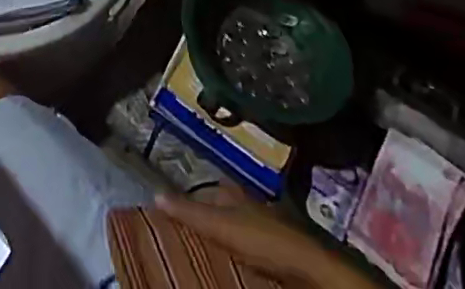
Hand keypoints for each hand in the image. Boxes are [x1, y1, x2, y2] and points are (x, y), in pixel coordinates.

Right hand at [154, 192, 376, 288]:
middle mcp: (249, 206)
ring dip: (222, 244)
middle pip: (220, 212)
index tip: (169, 217)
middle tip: (183, 240)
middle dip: (204, 223)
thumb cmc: (261, 241)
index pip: (204, 192)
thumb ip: (188, 212)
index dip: (187, 203)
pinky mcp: (278, 255)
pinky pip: (250, 254)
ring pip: (236, 233)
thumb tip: (154, 193)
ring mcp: (266, 230)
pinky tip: (231, 271)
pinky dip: (238, 260)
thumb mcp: (219, 226)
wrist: (310, 271)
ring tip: (202, 259)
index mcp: (233, 194)